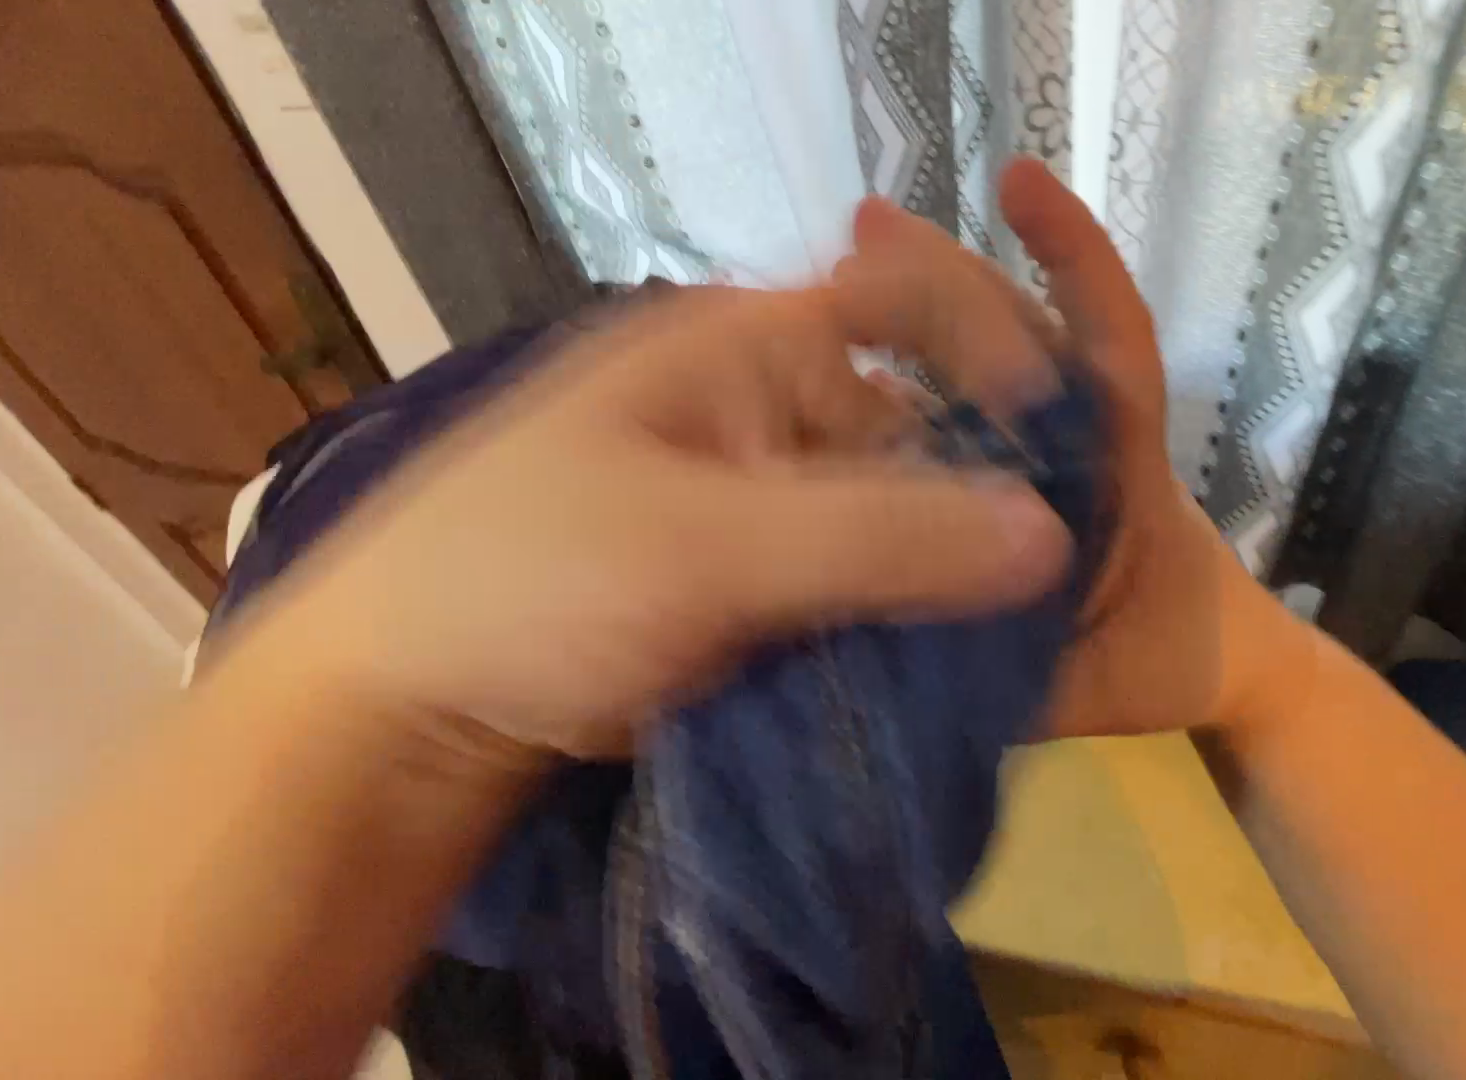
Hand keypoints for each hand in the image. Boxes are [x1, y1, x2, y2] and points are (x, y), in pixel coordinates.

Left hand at [223, 279, 1075, 764]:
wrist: (410, 708)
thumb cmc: (531, 583)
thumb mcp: (706, 545)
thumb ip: (881, 532)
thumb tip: (1051, 531)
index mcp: (745, 347)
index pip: (901, 307)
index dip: (987, 351)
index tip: (1056, 437)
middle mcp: (764, 408)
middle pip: (907, 424)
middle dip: (977, 487)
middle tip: (1051, 560)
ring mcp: (761, 499)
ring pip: (887, 514)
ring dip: (939, 562)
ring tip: (1012, 616)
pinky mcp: (755, 579)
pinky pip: (856, 580)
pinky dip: (898, 608)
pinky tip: (945, 648)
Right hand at [850, 160, 1293, 739]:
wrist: (1214, 670)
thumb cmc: (1172, 666)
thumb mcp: (1091, 686)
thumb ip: (1023, 682)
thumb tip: (910, 662)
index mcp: (1118, 474)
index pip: (1105, 350)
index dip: (1073, 261)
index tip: (1016, 187)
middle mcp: (1076, 446)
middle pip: (1023, 339)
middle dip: (951, 280)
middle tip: (864, 231)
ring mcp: (1046, 458)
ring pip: (986, 375)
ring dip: (922, 325)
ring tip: (835, 283)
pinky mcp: (1022, 480)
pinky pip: (960, 428)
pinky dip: (913, 394)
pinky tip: (845, 384)